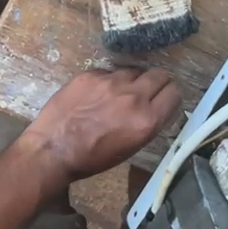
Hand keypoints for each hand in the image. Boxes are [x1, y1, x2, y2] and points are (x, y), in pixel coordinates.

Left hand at [19, 67, 181, 182]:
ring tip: (119, 93)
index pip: (174, 93)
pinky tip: (96, 94)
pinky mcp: (90, 74)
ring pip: (134, 70)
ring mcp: (110, 82)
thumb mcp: (131, 146)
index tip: (165, 98)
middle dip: (157, 82)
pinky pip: (108, 71)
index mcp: (147, 120)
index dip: (170, 95)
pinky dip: (107, 80)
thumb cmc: (92, 158)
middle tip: (147, 90)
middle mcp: (133, 97)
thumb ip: (147, 122)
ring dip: (131, 80)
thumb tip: (155, 107)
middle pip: (160, 75)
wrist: (53, 149)